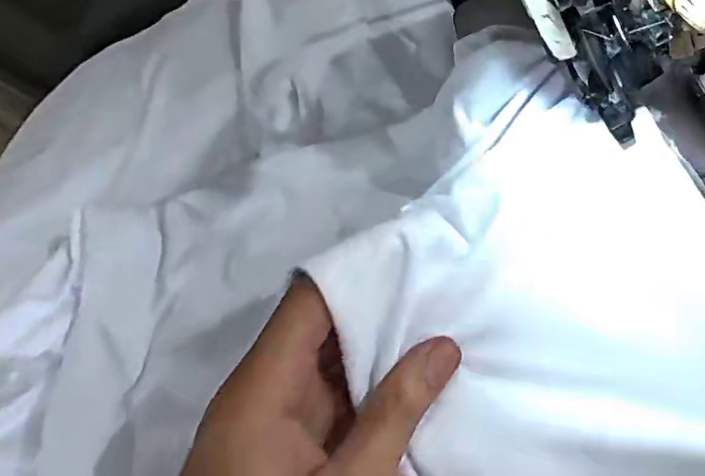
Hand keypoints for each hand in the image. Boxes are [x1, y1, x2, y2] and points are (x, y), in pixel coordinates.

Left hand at [182, 277, 460, 475]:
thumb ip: (394, 414)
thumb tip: (445, 345)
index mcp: (259, 387)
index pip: (308, 299)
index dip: (356, 270)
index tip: (409, 253)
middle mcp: (260, 392)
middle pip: (321, 324)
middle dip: (379, 305)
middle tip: (437, 284)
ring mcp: (270, 423)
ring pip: (328, 361)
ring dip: (378, 345)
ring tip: (434, 318)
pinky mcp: (282, 450)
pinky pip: (329, 397)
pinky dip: (367, 384)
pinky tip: (409, 374)